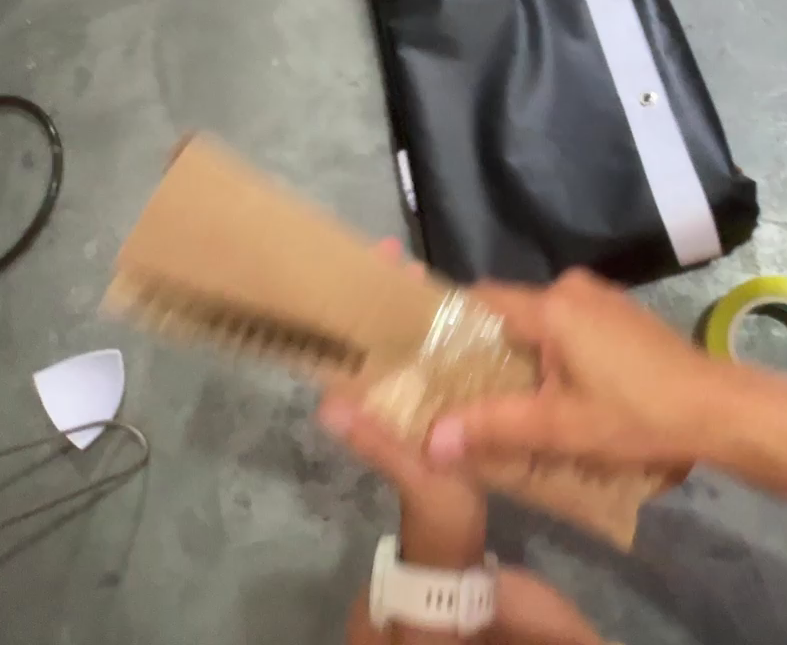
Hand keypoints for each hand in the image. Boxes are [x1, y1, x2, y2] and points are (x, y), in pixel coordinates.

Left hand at [318, 239, 487, 542]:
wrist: (458, 532)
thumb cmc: (436, 502)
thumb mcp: (413, 471)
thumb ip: (377, 442)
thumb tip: (327, 405)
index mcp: (370, 403)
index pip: (348, 346)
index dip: (349, 306)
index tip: (358, 268)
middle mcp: (384, 391)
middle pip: (373, 333)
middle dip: (378, 292)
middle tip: (392, 253)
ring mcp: (409, 392)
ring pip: (399, 339)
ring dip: (404, 305)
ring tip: (415, 269)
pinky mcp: (434, 397)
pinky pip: (426, 354)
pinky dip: (430, 329)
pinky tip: (447, 309)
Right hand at [426, 269, 752, 470]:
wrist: (716, 408)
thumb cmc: (637, 414)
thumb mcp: (561, 427)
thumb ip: (493, 427)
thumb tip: (430, 441)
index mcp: (552, 306)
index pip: (482, 298)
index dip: (450, 323)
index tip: (426, 354)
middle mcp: (571, 288)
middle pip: (509, 311)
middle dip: (485, 348)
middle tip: (459, 388)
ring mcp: (600, 297)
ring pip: (540, 320)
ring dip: (521, 352)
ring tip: (501, 396)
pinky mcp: (619, 313)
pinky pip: (567, 324)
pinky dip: (550, 350)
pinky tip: (552, 388)